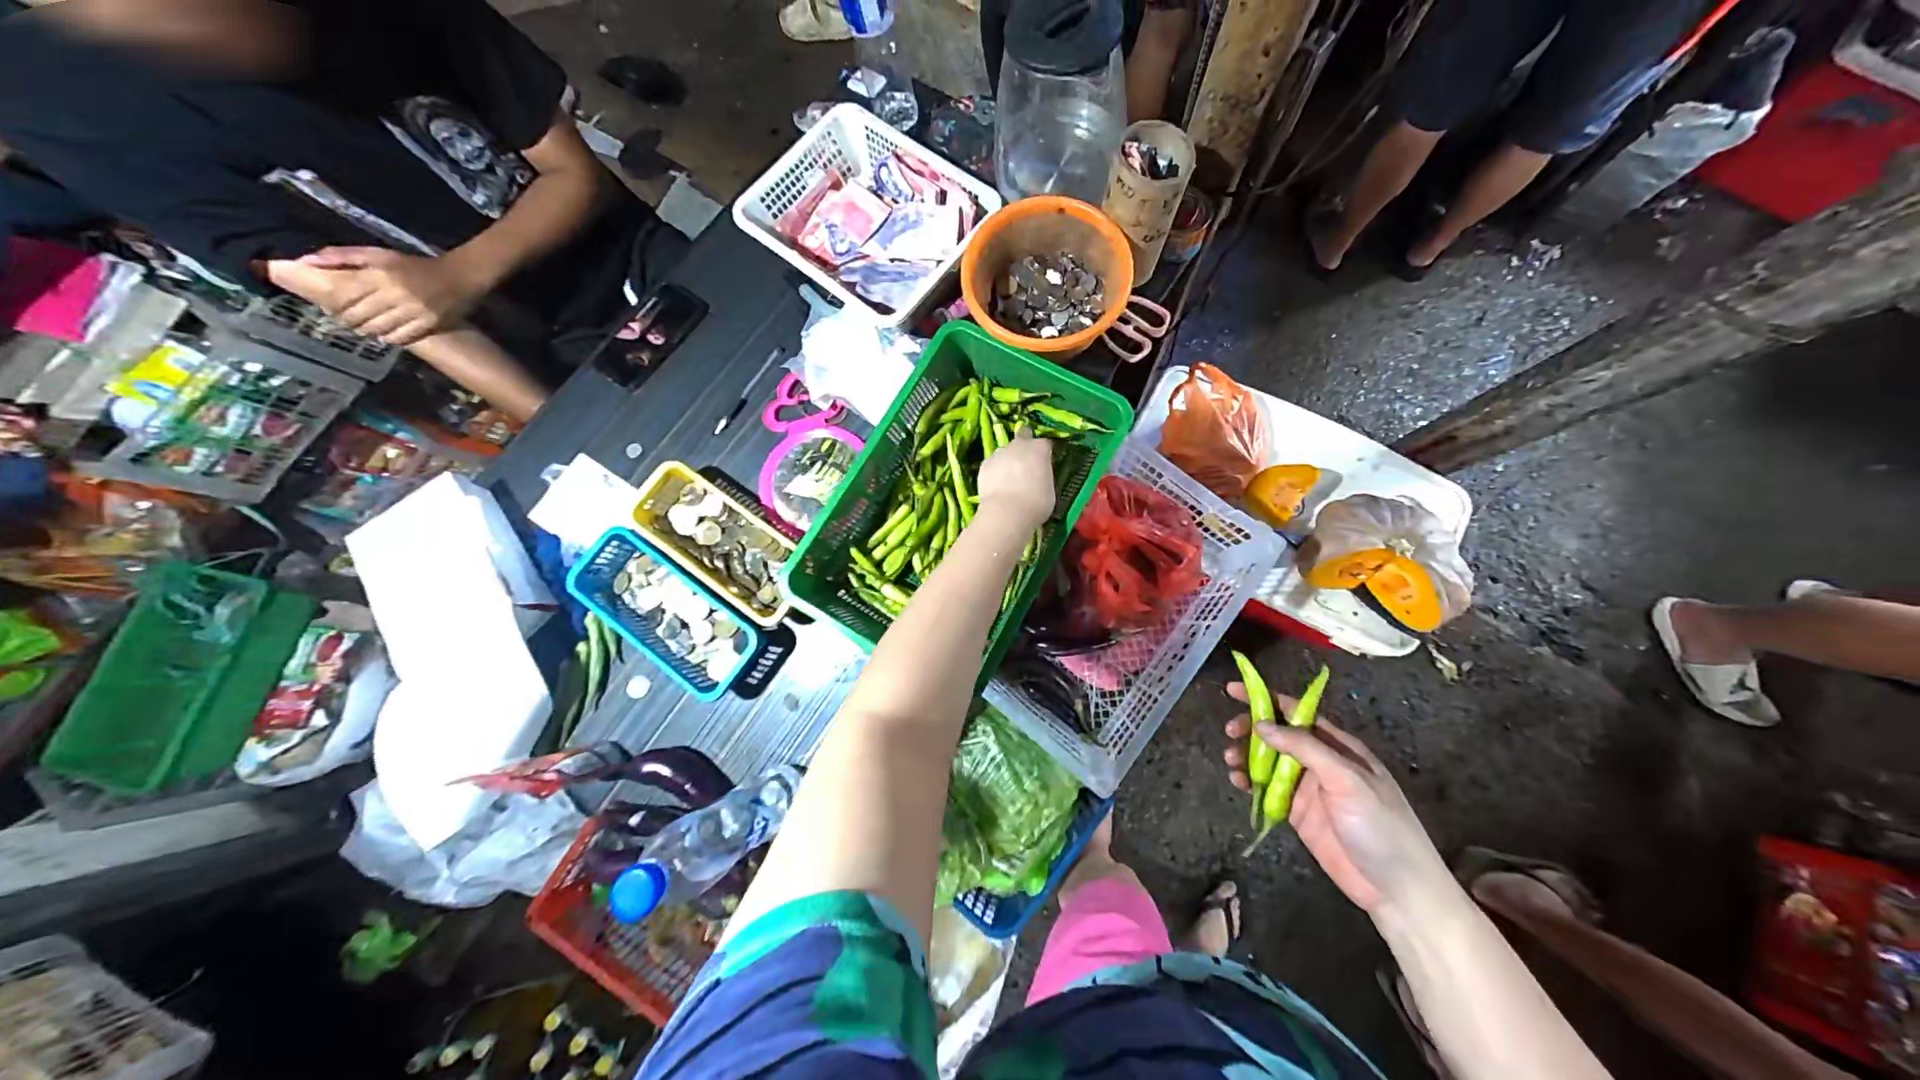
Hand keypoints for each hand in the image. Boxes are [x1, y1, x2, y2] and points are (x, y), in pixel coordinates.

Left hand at [299, 246, 492, 345]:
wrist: (459, 277)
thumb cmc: (415, 265)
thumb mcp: (378, 254)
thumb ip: (342, 256)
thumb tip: (305, 261)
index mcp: (378, 275)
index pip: (345, 297)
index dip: (335, 306)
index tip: (332, 308)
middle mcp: (394, 295)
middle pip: (360, 316)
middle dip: (349, 321)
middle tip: (349, 321)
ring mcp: (414, 312)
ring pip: (379, 329)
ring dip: (368, 331)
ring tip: (366, 328)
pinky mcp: (429, 324)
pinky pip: (402, 337)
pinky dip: (390, 338)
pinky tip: (386, 335)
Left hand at [975, 430, 1054, 530]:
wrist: (1007, 513)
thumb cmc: (1035, 504)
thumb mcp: (1049, 489)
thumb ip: (1043, 475)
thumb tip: (1038, 476)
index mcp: (1039, 449)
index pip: (1045, 443)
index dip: (1045, 452)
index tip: (1045, 462)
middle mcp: (1019, 445)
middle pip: (1023, 437)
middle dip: (1025, 445)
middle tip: (1026, 463)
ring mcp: (1000, 453)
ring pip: (1006, 451)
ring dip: (1008, 459)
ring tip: (1008, 478)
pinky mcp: (985, 464)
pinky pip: (993, 463)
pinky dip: (995, 470)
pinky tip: (997, 484)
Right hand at [1223, 683, 1450, 917]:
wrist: (1396, 888)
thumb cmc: (1380, 826)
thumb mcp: (1346, 780)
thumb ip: (1304, 748)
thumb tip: (1262, 724)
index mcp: (1339, 747)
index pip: (1298, 713)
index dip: (1266, 699)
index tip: (1234, 691)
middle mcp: (1321, 762)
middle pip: (1278, 735)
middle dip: (1251, 729)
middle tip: (1229, 732)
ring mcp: (1309, 788)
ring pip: (1268, 761)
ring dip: (1246, 755)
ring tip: (1229, 760)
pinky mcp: (1298, 813)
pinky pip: (1266, 789)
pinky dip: (1248, 782)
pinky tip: (1236, 782)